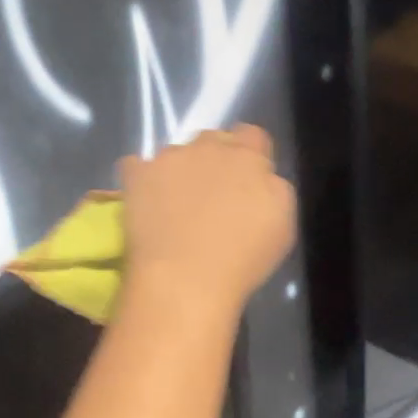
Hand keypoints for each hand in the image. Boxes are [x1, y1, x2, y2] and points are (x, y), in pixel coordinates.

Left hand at [119, 124, 296, 312]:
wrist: (185, 280)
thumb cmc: (242, 260)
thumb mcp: (282, 223)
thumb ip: (272, 188)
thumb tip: (261, 179)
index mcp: (248, 157)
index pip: (252, 136)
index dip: (249, 156)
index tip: (245, 183)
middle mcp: (208, 147)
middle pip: (212, 141)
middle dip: (213, 161)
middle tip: (210, 198)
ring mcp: (169, 159)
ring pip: (175, 154)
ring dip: (178, 171)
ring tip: (174, 207)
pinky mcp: (138, 176)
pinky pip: (136, 166)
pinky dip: (141, 179)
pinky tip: (143, 201)